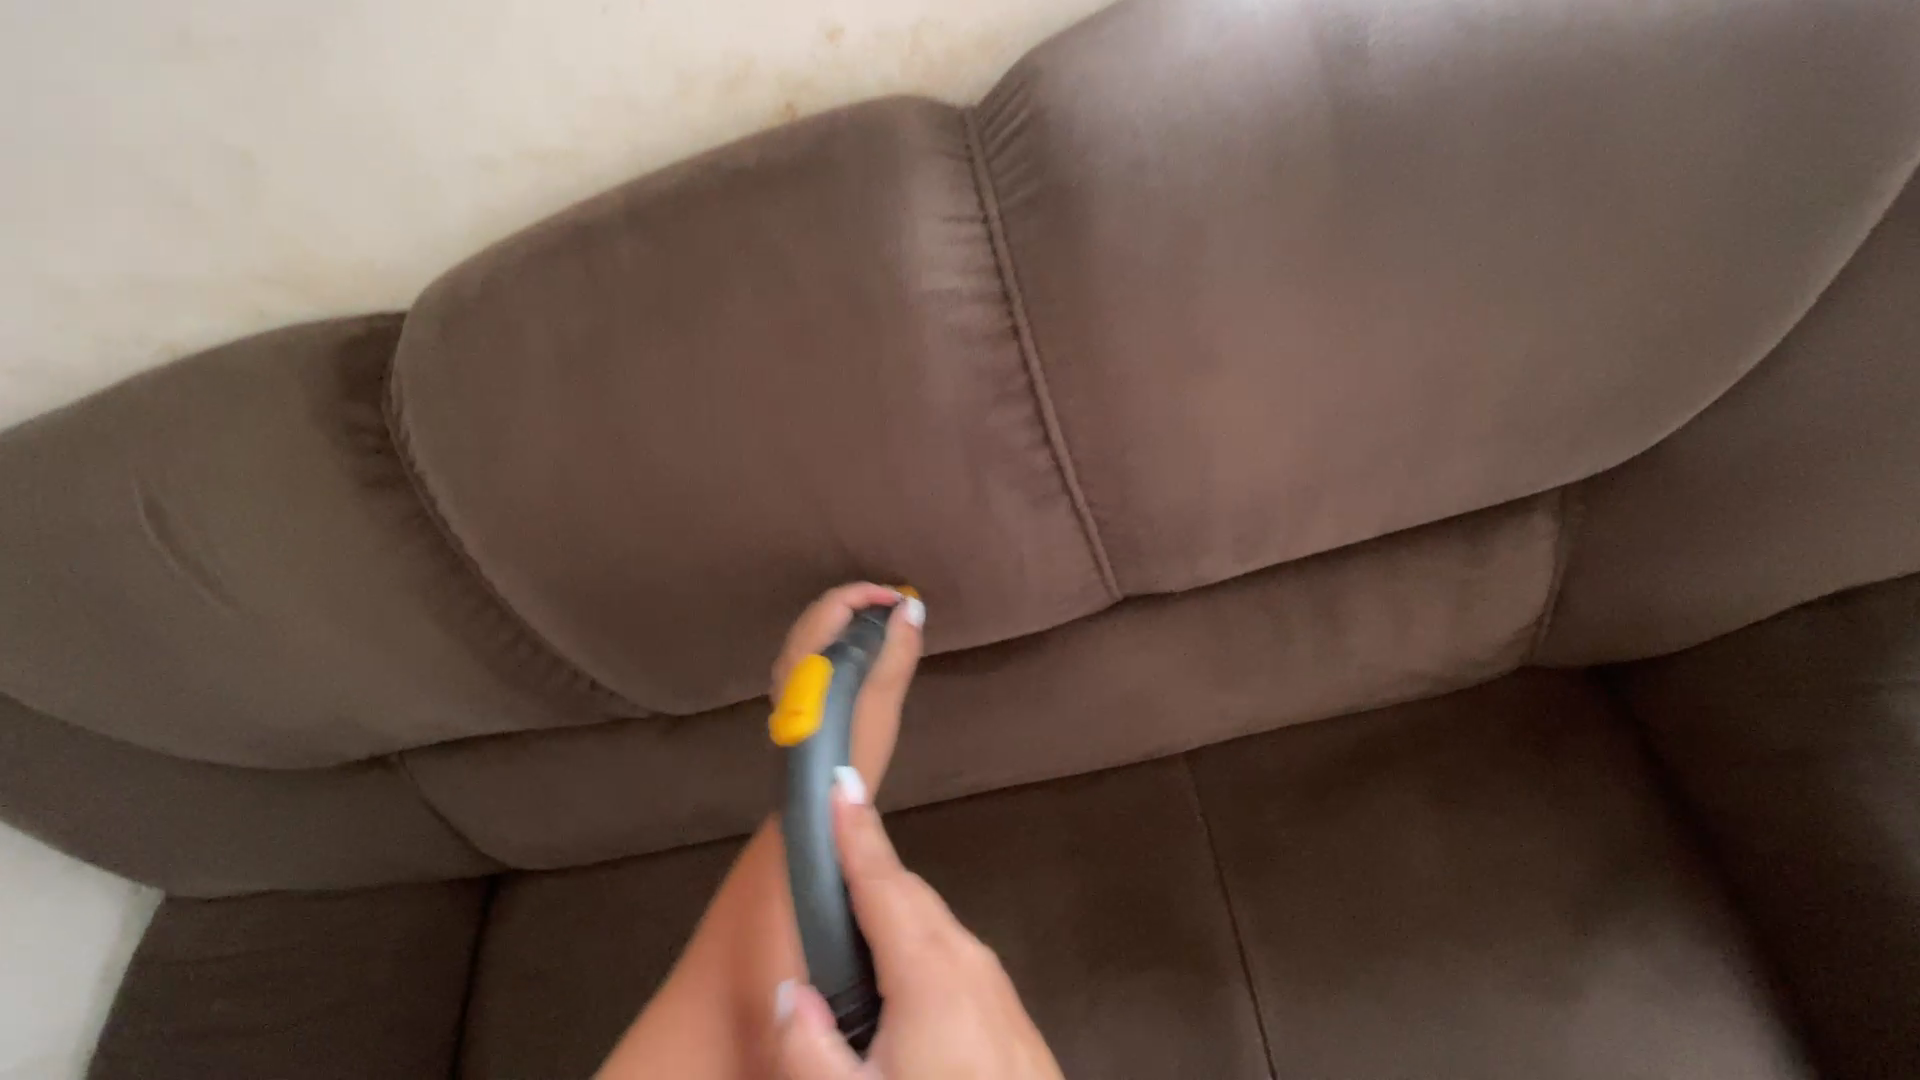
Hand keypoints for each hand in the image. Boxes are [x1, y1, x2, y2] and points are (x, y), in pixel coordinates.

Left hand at [770, 583, 924, 791]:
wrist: (819, 802)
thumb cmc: (854, 749)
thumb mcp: (884, 698)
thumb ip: (897, 649)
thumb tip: (911, 607)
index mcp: (808, 655)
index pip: (836, 602)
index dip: (871, 593)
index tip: (906, 602)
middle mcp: (790, 658)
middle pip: (824, 611)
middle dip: (863, 603)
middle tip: (901, 612)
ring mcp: (788, 676)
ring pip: (819, 628)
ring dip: (853, 621)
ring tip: (888, 629)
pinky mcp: (793, 692)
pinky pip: (816, 647)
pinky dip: (843, 639)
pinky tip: (865, 655)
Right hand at [773, 782, 1064, 1079]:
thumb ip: (811, 1048)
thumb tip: (792, 993)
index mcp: (930, 970)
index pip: (882, 880)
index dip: (855, 829)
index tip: (841, 780)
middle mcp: (970, 963)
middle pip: (910, 899)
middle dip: (870, 869)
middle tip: (832, 849)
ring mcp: (999, 992)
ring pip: (935, 931)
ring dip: (893, 915)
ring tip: (853, 921)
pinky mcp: (1012, 1021)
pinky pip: (955, 964)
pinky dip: (920, 953)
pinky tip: (902, 989)